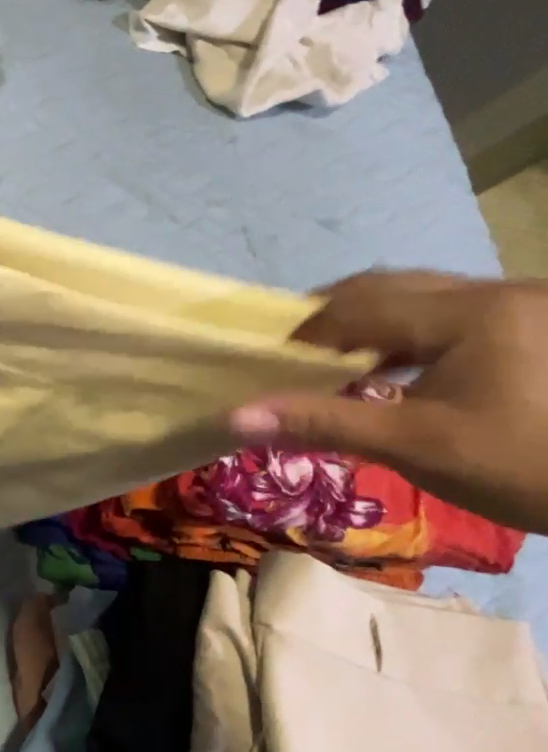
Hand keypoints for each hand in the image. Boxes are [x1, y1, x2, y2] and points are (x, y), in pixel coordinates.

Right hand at [229, 271, 547, 534]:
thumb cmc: (533, 464)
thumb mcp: (420, 447)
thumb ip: (323, 422)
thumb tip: (232, 417)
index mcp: (472, 313)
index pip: (356, 305)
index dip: (301, 334)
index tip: (267, 369)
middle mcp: (504, 293)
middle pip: (391, 287)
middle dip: (333, 318)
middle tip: (296, 359)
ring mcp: (534, 308)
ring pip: (428, 297)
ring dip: (373, 325)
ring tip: (344, 366)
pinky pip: (461, 314)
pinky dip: (415, 335)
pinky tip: (406, 373)